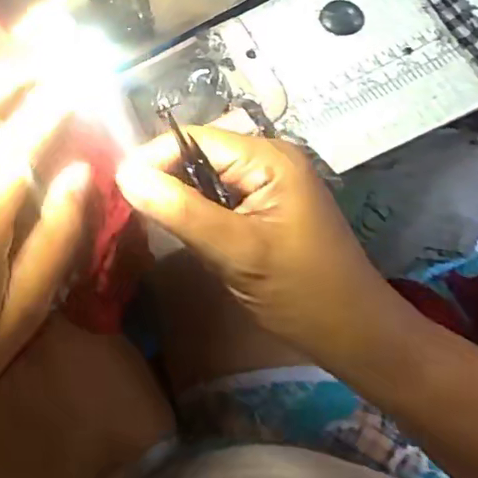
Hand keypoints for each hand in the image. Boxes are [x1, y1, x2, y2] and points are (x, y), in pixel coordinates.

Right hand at [115, 126, 413, 373]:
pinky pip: (220, 194)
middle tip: (128, 205)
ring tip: (146, 217)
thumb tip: (125, 174)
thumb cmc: (303, 293)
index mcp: (269, 157)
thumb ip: (180, 210)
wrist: (359, 338)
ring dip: (179, 195)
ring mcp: (270, 181)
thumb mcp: (237, 252)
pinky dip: (197, 209)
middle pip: (199, 153)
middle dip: (164, 176)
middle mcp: (269, 157)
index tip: (118, 186)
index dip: (154, 157)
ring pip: (206, 175)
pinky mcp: (267, 204)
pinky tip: (181, 229)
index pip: (195, 139)